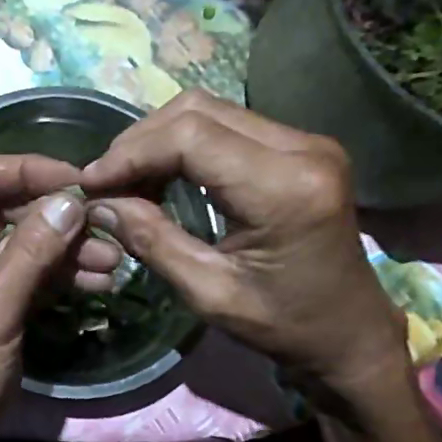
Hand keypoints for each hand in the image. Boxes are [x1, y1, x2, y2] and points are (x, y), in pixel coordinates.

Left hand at [0, 155, 108, 441]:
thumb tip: (71, 199)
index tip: (82, 183)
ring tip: (114, 264)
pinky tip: (99, 284)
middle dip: (59, 214)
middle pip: (9, 206)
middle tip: (109, 226)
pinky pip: (31, 273)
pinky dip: (62, 274)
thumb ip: (30, 254)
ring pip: (26, 240)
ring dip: (68, 247)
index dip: (31, 169)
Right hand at [80, 91, 403, 391]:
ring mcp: (305, 142)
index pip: (190, 138)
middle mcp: (302, 149)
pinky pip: (227, 125)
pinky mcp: (299, 147)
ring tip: (127, 179)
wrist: (349, 331)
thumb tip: (99, 204)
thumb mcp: (208, 293)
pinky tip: (161, 175)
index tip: (92, 183)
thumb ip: (153, 241)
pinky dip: (182, 144)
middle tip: (105, 182)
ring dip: (158, 139)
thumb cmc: (283, 324)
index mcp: (283, 190)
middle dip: (139, 142)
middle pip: (197, 110)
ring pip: (209, 110)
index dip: (131, 153)